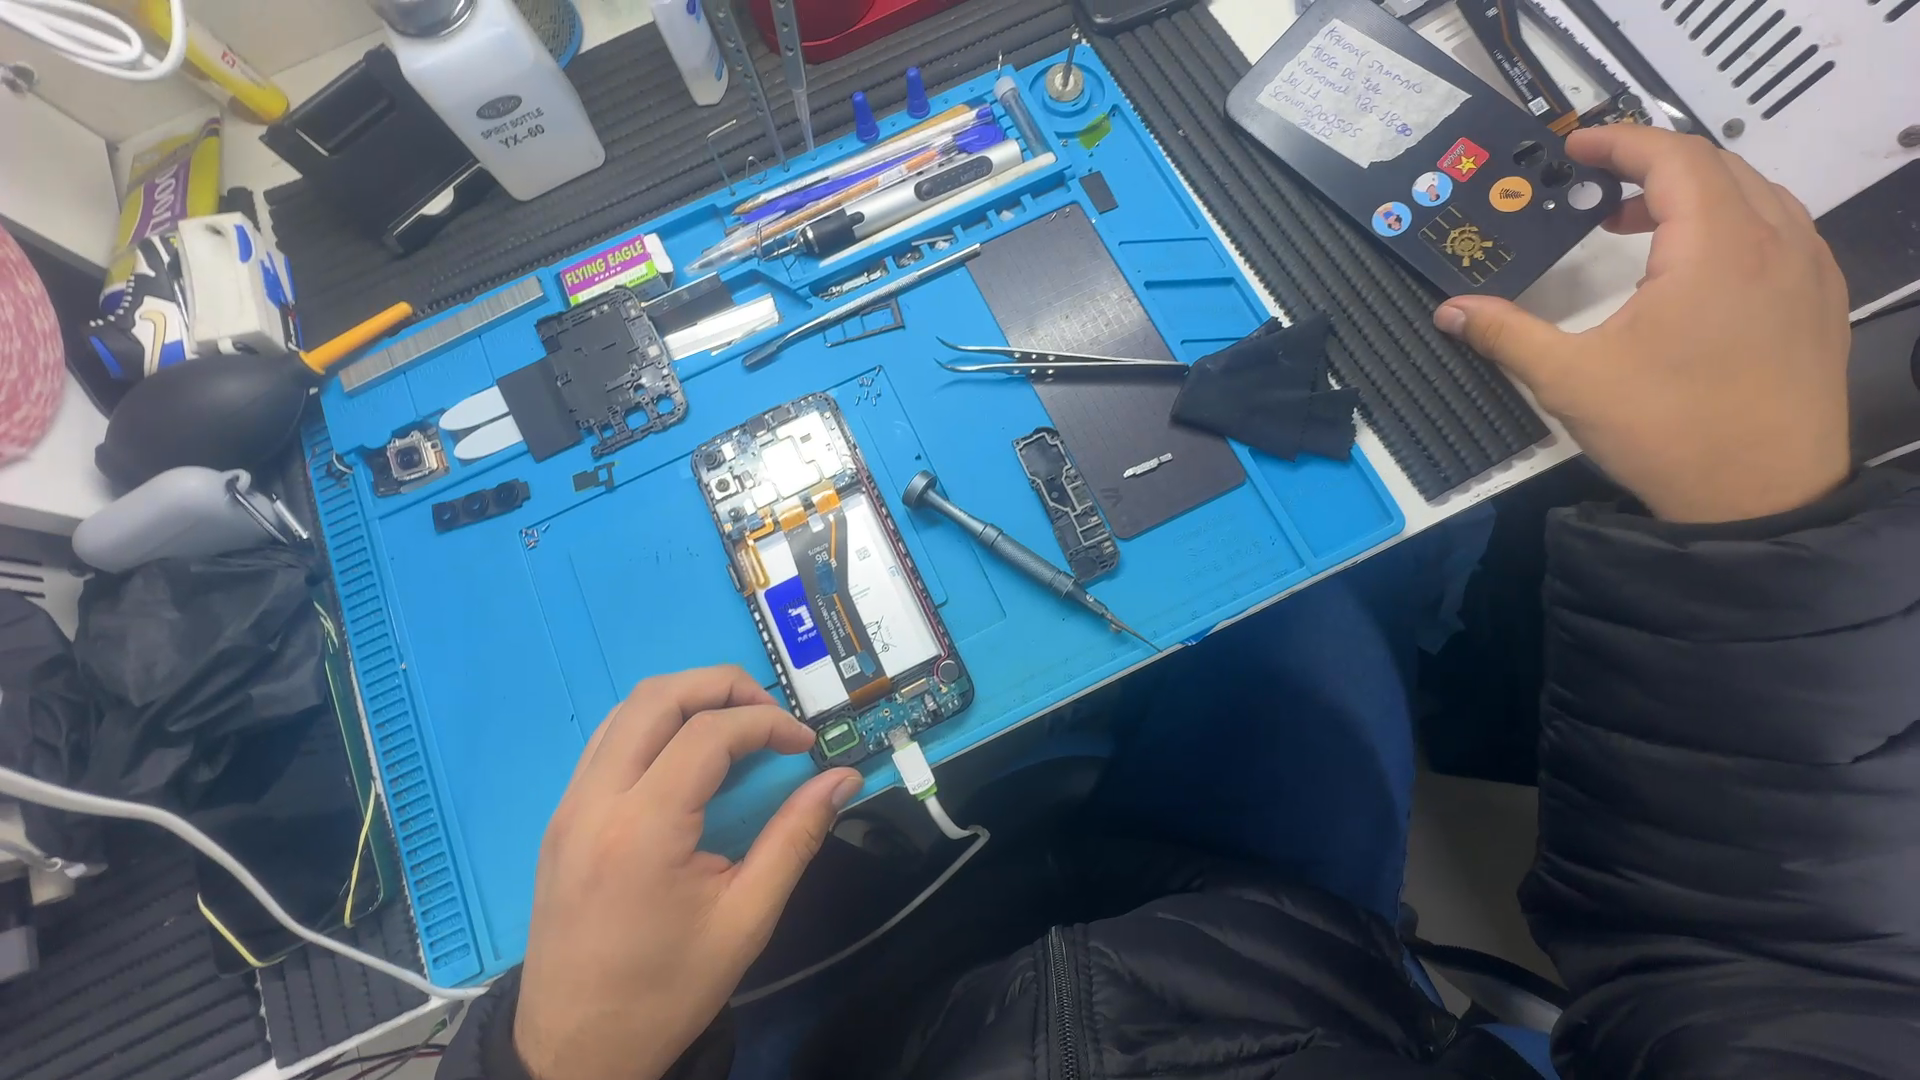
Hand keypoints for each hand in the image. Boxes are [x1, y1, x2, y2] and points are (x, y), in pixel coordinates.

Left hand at [513, 666, 861, 1079]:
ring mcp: (569, 806)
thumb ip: (796, 837)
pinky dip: (656, 724)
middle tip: (771, 715)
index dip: (767, 722)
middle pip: (659, 696)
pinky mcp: (561, 817)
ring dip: (687, 698)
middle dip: (724, 685)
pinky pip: (609, 739)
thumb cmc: (666, 991)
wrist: (573, 1054)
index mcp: (642, 829)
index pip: (709, 733)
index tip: (805, 744)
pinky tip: (689, 755)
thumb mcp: (747, 919)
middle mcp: (595, 801)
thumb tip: (844, 778)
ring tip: (736, 726)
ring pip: (627, 709)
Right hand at [1434, 125, 1851, 523]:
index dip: (1621, 142)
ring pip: (1756, 197)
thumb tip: (1448, 309)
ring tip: (1633, 227)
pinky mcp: (1818, 302)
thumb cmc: (1663, 426)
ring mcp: (1808, 271)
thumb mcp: (1567, 379)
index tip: (1573, 149)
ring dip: (1691, 195)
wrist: (1759, 494)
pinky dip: (1726, 226)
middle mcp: (1777, 243)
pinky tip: (1687, 271)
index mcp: (1717, 248)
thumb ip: (1505, 333)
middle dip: (1652, 166)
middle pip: (1721, 167)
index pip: (1677, 159)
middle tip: (1594, 190)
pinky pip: (1778, 233)